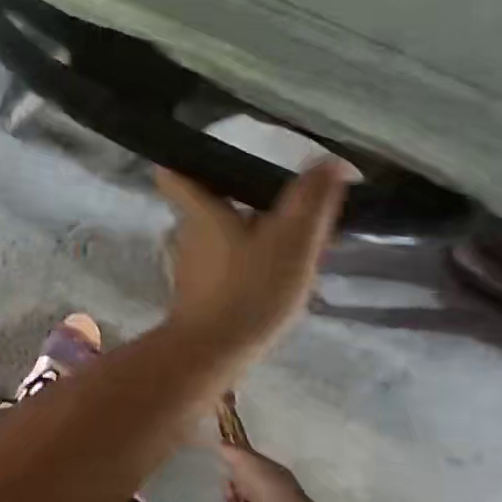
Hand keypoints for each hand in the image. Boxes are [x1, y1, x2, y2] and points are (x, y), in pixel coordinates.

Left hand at [155, 161, 348, 358]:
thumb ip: (311, 199)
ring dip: (253, 226)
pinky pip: (227, 258)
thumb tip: (329, 160)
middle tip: (285, 195)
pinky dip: (251, 254)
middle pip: (206, 200)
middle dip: (241, 194)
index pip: (173, 172)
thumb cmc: (250, 288)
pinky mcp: (202, 287)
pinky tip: (285, 268)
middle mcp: (188, 231)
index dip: (186, 158)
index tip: (215, 151)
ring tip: (299, 232)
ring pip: (221, 230)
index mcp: (199, 211)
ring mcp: (192, 262)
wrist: (213, 350)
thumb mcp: (292, 239)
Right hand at [219, 443, 319, 501]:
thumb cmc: (263, 483)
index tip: (221, 462)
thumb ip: (230, 449)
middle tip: (230, 488)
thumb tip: (220, 441)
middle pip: (238, 480)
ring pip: (236, 497)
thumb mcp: (244, 458)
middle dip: (229, 484)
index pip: (246, 460)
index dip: (232, 460)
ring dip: (231, 500)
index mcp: (266, 467)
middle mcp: (266, 484)